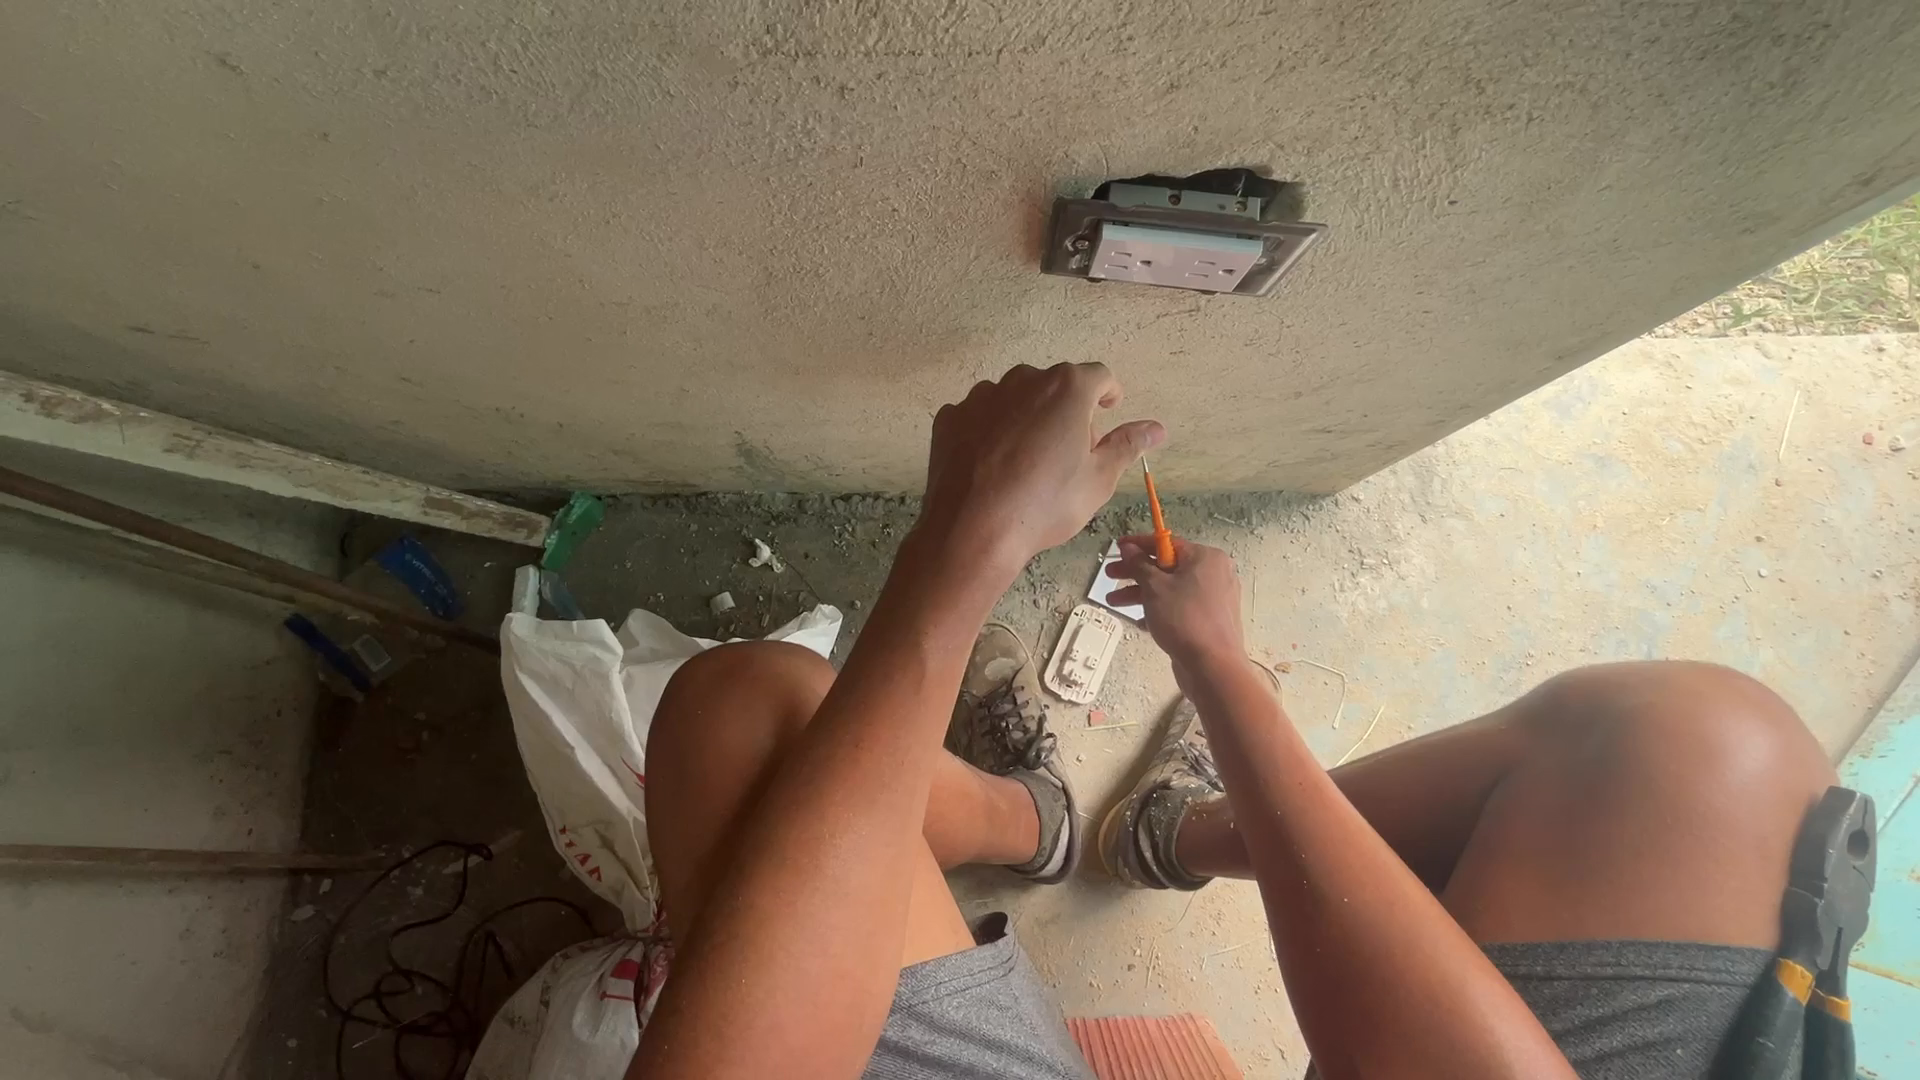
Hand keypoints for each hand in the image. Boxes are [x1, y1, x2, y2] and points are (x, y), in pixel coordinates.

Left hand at [919, 363, 1164, 576]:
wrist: (972, 530)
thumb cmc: (1044, 505)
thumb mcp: (1098, 479)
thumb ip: (1127, 445)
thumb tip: (1156, 428)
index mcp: (1067, 388)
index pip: (1099, 377)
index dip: (1107, 393)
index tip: (1108, 409)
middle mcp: (1022, 380)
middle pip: (1052, 386)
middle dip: (1064, 409)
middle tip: (1066, 450)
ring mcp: (981, 397)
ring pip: (1013, 399)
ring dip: (1024, 418)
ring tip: (1026, 460)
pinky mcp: (951, 418)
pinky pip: (979, 417)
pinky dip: (989, 432)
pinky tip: (991, 465)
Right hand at [1107, 535, 1245, 670]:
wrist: (1212, 666)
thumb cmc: (1185, 619)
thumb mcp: (1154, 587)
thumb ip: (1139, 565)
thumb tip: (1129, 549)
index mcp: (1206, 558)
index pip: (1167, 543)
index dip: (1138, 545)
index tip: (1118, 546)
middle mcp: (1214, 573)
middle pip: (1167, 567)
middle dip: (1135, 572)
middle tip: (1111, 575)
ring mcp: (1214, 597)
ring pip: (1171, 589)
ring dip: (1142, 593)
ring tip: (1114, 601)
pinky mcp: (1210, 619)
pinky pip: (1179, 606)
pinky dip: (1159, 609)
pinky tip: (1137, 619)